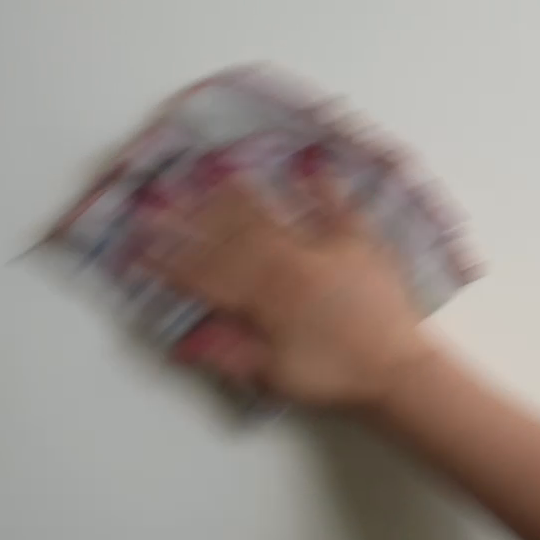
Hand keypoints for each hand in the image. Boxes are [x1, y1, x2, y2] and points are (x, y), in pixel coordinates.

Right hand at [138, 159, 436, 409]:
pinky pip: (338, 207)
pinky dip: (322, 184)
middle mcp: (291, 265)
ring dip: (245, 193)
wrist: (397, 369)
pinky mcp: (360, 242)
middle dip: (197, 215)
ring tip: (219, 168)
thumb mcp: (275, 374)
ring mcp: (326, 249)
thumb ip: (228, 351)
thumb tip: (184, 334)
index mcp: (267, 301)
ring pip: (276, 215)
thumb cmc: (334, 376)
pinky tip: (308, 163)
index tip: (142, 238)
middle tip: (168, 190)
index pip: (207, 275)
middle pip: (234, 237)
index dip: (172, 257)